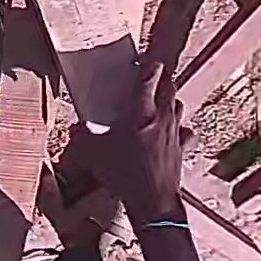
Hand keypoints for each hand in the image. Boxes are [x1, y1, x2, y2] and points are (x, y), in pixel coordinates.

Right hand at [65, 61, 186, 225]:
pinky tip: (173, 128)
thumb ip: (84, 137)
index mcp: (140, 112)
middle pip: (169, 86)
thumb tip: (74, 129)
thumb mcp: (95, 154)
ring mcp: (175, 132)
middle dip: (162, 77)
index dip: (149, 65)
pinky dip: (180, 125)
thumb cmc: (124, 174)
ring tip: (161, 97)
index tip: (147, 59)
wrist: (153, 201)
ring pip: (178, 104)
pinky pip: (185, 129)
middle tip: (154, 73)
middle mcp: (162, 117)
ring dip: (171, 97)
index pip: (149, 79)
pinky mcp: (182, 147)